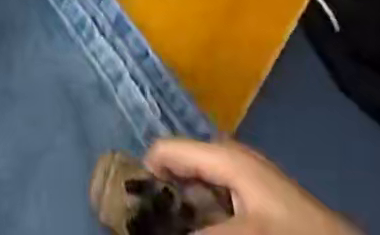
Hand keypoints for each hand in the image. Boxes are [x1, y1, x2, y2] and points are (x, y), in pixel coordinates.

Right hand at [145, 139, 359, 234]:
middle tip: (145, 224)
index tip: (124, 209)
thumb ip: (199, 233)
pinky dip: (202, 219)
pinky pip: (215, 205)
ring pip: (195, 192)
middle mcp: (229, 161)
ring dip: (180, 212)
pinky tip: (199, 232)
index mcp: (224, 157)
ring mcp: (244, 184)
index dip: (140, 177)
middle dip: (160, 199)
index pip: (164, 152)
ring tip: (163, 226)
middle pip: (178, 171)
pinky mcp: (256, 206)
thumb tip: (155, 231)